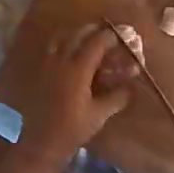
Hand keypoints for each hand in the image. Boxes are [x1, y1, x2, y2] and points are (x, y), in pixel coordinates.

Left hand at [19, 25, 135, 164]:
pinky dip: (64, 43)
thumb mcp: (100, 114)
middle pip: (78, 34)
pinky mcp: (41, 72)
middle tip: (108, 33)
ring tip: (90, 38)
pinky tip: (72, 53)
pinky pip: (53, 48)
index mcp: (77, 69)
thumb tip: (132, 85)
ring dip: (77, 34)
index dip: (111, 36)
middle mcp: (61, 61)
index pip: (96, 42)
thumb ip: (118, 96)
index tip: (123, 35)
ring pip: (62, 38)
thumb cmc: (73, 129)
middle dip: (95, 31)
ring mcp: (48, 65)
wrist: (42, 142)